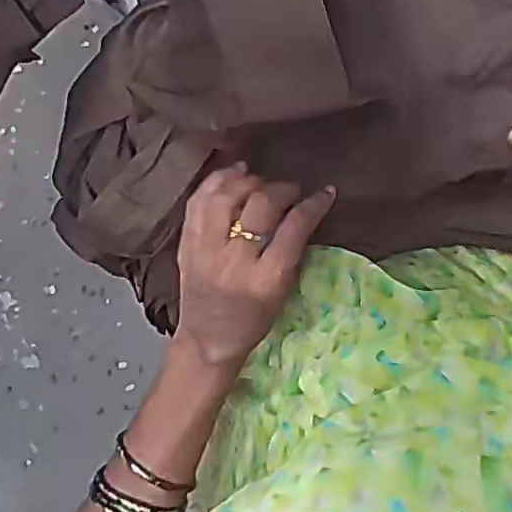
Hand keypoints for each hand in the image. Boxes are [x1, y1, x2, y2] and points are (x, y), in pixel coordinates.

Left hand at [173, 163, 335, 372]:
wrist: (207, 339)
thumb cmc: (253, 319)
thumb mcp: (283, 291)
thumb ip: (291, 251)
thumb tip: (302, 210)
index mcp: (265, 279)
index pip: (293, 228)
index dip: (313, 204)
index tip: (324, 193)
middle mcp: (234, 261)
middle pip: (259, 205)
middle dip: (281, 189)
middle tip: (291, 190)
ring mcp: (205, 250)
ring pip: (225, 196)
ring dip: (248, 181)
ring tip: (261, 180)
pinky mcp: (186, 244)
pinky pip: (198, 201)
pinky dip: (217, 181)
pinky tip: (234, 173)